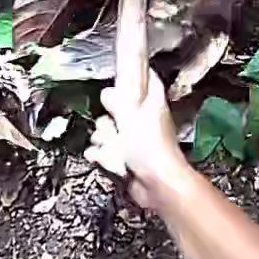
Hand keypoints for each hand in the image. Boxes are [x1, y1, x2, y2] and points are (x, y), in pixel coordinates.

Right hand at [94, 68, 194, 208]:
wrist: (156, 184)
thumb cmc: (150, 146)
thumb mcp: (131, 111)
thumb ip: (118, 95)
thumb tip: (112, 80)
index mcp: (151, 98)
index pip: (141, 74)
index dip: (128, 74)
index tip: (117, 76)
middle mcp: (142, 114)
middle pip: (112, 105)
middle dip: (107, 118)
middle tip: (117, 126)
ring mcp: (132, 136)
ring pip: (104, 128)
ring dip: (106, 141)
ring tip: (117, 149)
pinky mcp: (123, 154)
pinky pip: (102, 149)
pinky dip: (103, 156)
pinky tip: (109, 161)